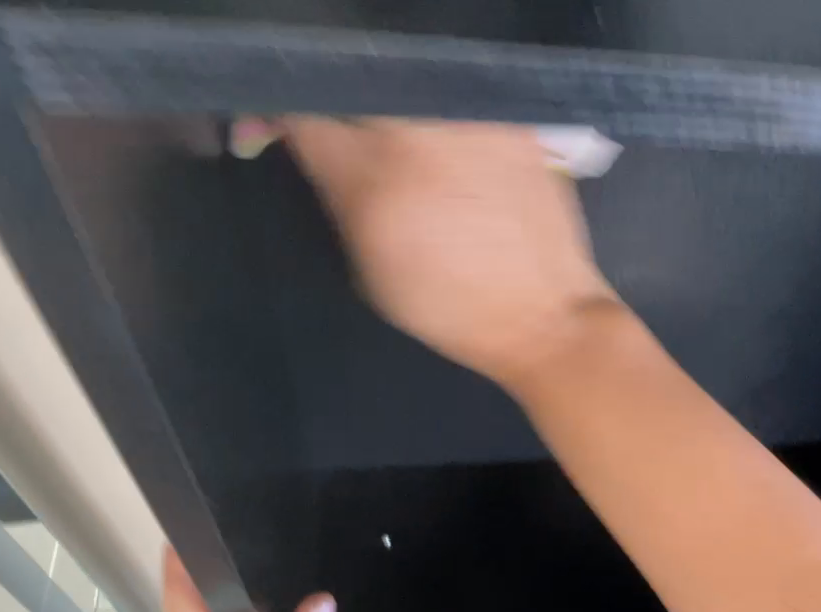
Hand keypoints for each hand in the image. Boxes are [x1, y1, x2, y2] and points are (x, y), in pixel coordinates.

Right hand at [275, 116, 620, 388]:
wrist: (544, 315)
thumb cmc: (452, 309)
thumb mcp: (372, 268)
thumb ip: (339, 199)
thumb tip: (313, 150)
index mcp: (369, 177)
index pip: (302, 109)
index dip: (277, 114)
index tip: (275, 129)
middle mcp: (416, 130)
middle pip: (351, 87)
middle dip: (339, 111)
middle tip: (348, 144)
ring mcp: (467, 118)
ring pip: (403, 87)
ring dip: (390, 114)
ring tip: (406, 156)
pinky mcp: (511, 119)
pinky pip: (455, 100)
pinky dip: (441, 120)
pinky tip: (452, 158)